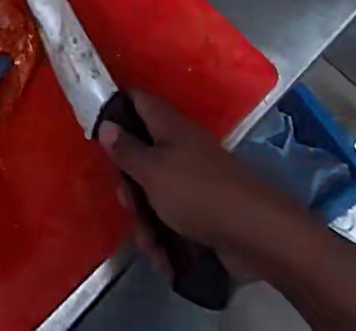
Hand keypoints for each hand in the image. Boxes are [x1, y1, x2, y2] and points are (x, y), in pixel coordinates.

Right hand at [97, 89, 310, 279]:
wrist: (257, 233)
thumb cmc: (198, 193)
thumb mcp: (152, 172)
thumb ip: (126, 150)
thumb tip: (106, 124)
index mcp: (167, 125)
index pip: (137, 98)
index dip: (116, 105)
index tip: (97, 126)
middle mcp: (179, 144)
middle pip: (141, 152)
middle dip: (129, 183)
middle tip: (128, 203)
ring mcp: (192, 175)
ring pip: (154, 189)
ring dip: (146, 217)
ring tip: (150, 244)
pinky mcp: (202, 206)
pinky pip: (172, 213)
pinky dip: (165, 233)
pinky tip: (164, 256)